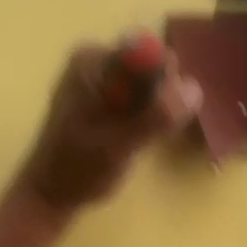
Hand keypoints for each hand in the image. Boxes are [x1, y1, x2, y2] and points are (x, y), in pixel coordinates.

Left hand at [17, 37, 201, 212]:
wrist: (52, 193)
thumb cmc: (78, 170)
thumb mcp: (119, 145)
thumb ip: (156, 117)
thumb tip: (194, 88)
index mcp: (91, 60)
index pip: (150, 53)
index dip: (163, 85)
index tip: (154, 119)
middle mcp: (98, 59)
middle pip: (156, 66)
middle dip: (160, 100)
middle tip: (142, 134)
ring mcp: (105, 77)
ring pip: (154, 85)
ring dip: (156, 113)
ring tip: (135, 140)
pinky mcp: (112, 96)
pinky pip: (145, 97)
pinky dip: (148, 118)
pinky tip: (134, 139)